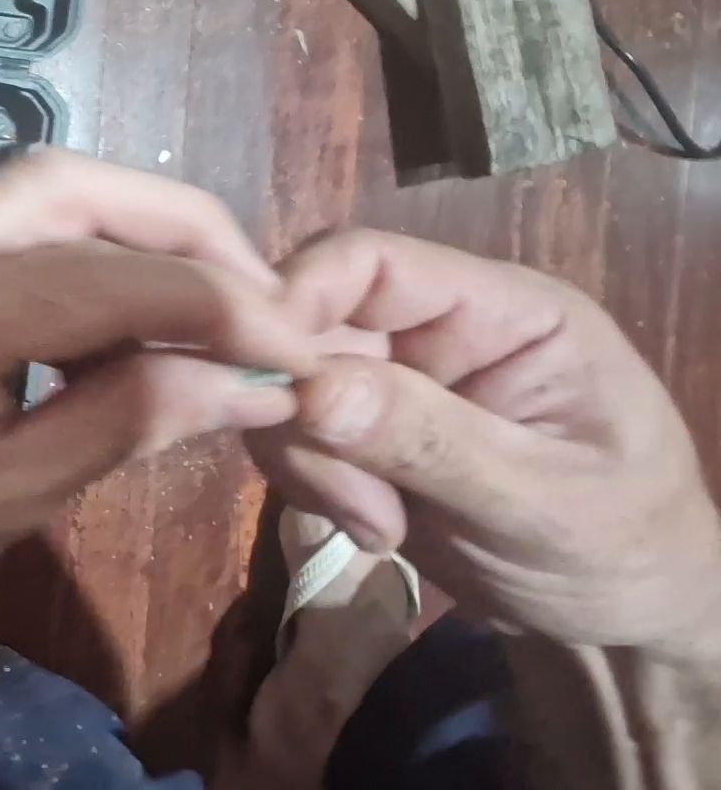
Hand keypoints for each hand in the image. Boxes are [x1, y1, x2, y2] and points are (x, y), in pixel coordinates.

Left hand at [0, 149, 320, 615]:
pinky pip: (15, 230)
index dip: (210, 299)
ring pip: (43, 195)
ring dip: (136, 233)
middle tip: (258, 298)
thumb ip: (127, 420)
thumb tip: (249, 377)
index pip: (92, 275)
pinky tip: (128, 309)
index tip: (293, 345)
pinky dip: (88, 255)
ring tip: (208, 305)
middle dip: (177, 227)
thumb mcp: (14, 494)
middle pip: (63, 187)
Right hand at [251, 229, 720, 658]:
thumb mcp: (543, 505)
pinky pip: (278, 425)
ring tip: (377, 523)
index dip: (297, 297)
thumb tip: (308, 389)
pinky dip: (300, 477)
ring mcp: (375, 373)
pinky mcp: (339, 418)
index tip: (262, 377)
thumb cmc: (621, 554)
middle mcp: (420, 326)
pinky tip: (364, 521)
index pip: (364, 262)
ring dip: (305, 457)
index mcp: (496, 311)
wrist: (615, 620)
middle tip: (353, 500)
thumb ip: (427, 440)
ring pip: (277, 380)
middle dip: (303, 413)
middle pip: (302, 325)